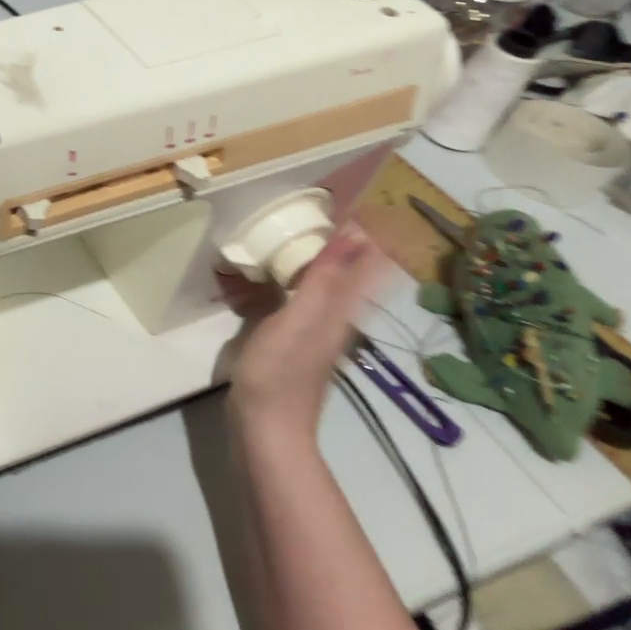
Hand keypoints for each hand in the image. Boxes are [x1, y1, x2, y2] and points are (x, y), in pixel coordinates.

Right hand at [222, 225, 386, 442]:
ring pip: (321, 285)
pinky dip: (283, 282)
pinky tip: (262, 278)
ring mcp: (312, 331)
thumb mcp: (300, 319)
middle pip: (348, 272)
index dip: (368, 233)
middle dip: (340, 242)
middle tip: (318, 211)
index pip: (367, 264)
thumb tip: (354, 234)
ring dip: (311, 260)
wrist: (266, 429)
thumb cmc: (279, 373)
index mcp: (341, 310)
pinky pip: (294, 300)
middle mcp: (334, 317)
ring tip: (289, 235)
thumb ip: (324, 279)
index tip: (354, 200)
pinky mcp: (289, 343)